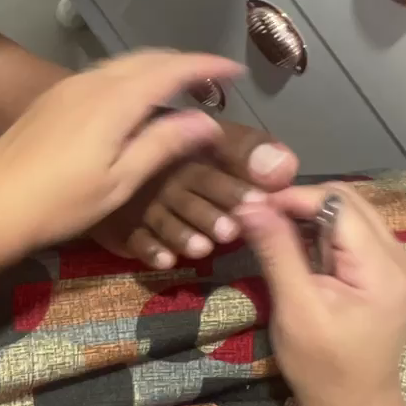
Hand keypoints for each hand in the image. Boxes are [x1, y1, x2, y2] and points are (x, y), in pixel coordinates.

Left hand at [0, 50, 242, 257]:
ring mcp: (67, 87)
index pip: (171, 69)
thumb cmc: (59, 201)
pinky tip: (132, 103)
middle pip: (147, 59)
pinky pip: (102, 75)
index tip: (235, 71)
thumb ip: (163, 145)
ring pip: (122, 65)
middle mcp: (92, 82)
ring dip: (154, 70)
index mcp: (114, 100)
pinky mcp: (52, 99)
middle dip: (182, 64)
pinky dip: (129, 79)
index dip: (206, 66)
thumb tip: (206, 121)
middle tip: (211, 83)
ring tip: (178, 91)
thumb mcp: (119, 181)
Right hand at [89, 119, 298, 268]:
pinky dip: (148, 249)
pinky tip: (166, 261)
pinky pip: (133, 236)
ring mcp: (139, 200)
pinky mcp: (123, 224)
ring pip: (160, 217)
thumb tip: (283, 168)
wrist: (127, 157)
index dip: (233, 186)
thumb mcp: (225, 145)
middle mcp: (161, 173)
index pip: (211, 167)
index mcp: (189, 148)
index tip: (257, 203)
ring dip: (181, 233)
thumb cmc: (193, 155)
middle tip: (229, 232)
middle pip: (183, 193)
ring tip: (203, 249)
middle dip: (207, 213)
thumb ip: (254, 154)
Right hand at [235, 183, 405, 405]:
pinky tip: (298, 247)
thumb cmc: (321, 367)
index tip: (252, 207)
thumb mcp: (294, 308)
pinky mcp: (389, 272)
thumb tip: (248, 204)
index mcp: (384, 268)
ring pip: (351, 212)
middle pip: (349, 200)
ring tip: (274, 230)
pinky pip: (354, 231)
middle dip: (301, 201)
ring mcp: (400, 264)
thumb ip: (276, 251)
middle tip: (260, 216)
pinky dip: (323, 230)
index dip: (293, 197)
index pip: (338, 203)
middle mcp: (402, 258)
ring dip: (311, 214)